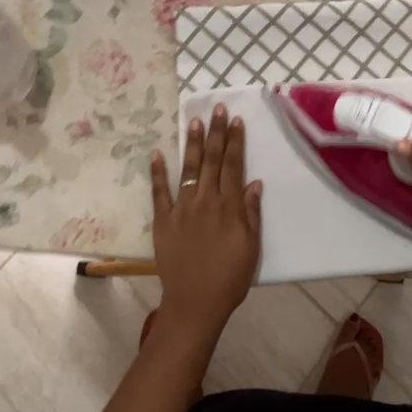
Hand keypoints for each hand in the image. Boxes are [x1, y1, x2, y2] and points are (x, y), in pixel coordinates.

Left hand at [149, 104, 262, 336]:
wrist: (195, 303)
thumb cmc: (229, 278)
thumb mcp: (251, 247)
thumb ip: (251, 213)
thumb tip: (253, 182)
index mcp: (229, 206)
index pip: (233, 166)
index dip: (235, 142)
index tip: (235, 120)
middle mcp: (206, 200)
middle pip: (213, 160)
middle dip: (216, 132)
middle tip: (217, 108)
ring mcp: (182, 208)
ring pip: (189, 168)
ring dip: (193, 144)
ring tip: (194, 122)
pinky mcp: (163, 220)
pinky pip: (160, 191)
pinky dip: (158, 172)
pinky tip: (158, 153)